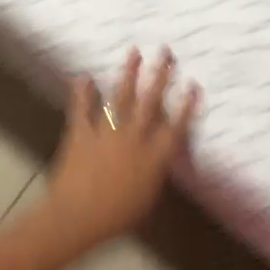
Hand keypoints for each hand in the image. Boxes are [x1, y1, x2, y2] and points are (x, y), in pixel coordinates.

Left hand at [45, 47, 201, 248]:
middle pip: (150, 101)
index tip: (193, 83)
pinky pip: (82, 109)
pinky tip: (84, 76)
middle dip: (159, 74)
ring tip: (134, 52)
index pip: (175, 126)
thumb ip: (154, 174)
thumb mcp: (146, 199)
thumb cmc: (116, 217)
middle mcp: (133, 139)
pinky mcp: (81, 133)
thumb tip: (159, 157)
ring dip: (128, 73)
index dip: (186, 105)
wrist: (77, 218)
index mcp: (153, 158)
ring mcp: (106, 133)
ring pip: (120, 97)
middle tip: (165, 52)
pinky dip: (82, 92)